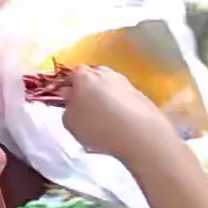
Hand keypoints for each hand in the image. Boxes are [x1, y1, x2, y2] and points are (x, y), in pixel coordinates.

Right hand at [62, 66, 177, 162]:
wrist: (140, 134)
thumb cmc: (97, 127)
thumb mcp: (70, 124)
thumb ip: (67, 110)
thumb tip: (72, 104)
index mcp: (83, 75)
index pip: (70, 76)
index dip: (67, 89)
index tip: (67, 102)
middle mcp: (104, 73)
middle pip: (91, 78)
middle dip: (86, 90)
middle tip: (84, 109)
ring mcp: (125, 82)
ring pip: (108, 87)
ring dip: (104, 98)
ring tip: (103, 119)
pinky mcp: (141, 95)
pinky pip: (123, 98)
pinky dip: (119, 107)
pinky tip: (119, 124)